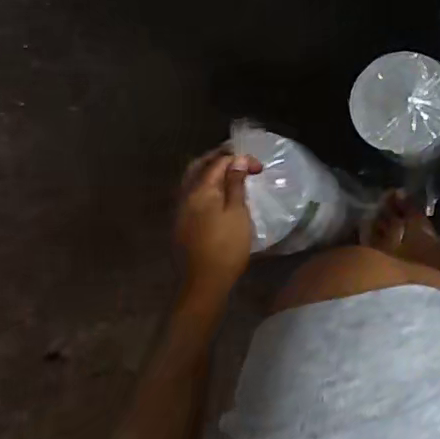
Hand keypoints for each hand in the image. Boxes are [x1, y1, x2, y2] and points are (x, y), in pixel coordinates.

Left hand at [174, 148, 260, 294]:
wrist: (204, 281)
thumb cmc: (227, 245)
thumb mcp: (238, 212)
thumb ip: (235, 184)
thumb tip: (237, 159)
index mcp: (200, 191)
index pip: (218, 163)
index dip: (239, 158)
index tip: (259, 168)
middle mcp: (185, 196)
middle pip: (198, 166)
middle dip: (219, 158)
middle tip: (241, 157)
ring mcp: (180, 210)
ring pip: (192, 179)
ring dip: (211, 170)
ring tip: (233, 171)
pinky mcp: (182, 221)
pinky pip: (191, 192)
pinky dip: (206, 183)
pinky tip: (219, 190)